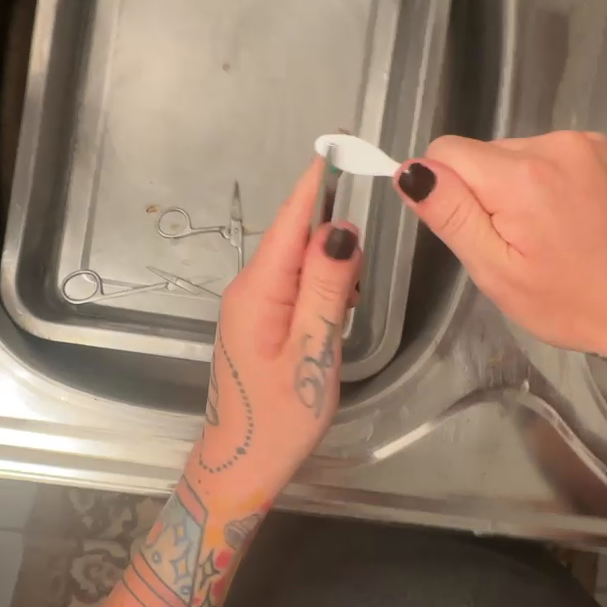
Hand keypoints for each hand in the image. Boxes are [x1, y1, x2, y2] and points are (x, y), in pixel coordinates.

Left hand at [191, 158, 362, 497]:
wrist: (239, 466)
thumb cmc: (279, 419)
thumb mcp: (312, 352)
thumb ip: (327, 289)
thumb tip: (341, 229)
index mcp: (259, 290)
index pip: (291, 219)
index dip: (317, 180)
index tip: (341, 141)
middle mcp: (249, 289)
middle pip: (295, 236)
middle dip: (333, 232)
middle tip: (367, 258)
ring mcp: (250, 306)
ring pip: (296, 263)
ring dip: (330, 268)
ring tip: (350, 305)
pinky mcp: (257, 322)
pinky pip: (291, 287)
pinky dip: (319, 289)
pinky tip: (333, 318)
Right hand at [394, 131, 606, 375]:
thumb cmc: (575, 304)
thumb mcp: (498, 272)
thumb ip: (451, 215)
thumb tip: (409, 171)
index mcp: (521, 175)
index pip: (445, 150)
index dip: (442, 189)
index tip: (468, 230)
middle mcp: (556, 143)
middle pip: (484, 153)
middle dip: (484, 194)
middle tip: (514, 246)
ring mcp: (591, 143)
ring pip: (518, 155)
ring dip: (517, 189)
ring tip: (548, 238)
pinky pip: (555, 156)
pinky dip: (551, 184)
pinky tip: (572, 222)